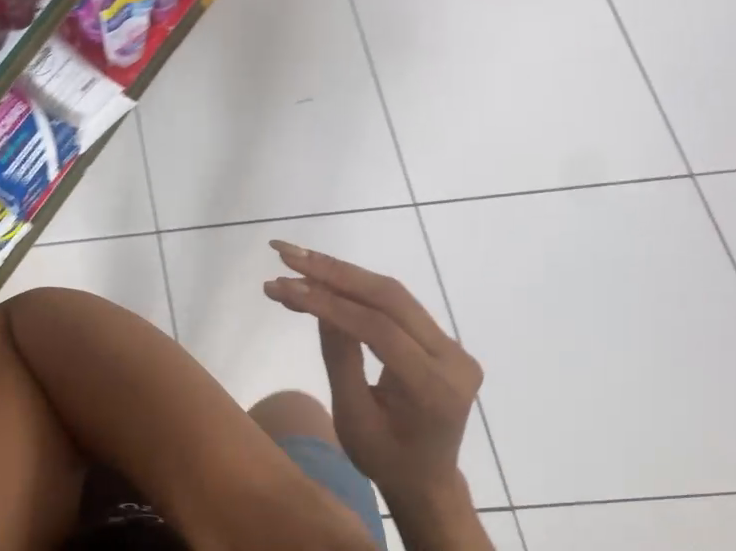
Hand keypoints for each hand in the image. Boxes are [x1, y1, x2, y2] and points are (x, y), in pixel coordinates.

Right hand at [262, 241, 483, 520]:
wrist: (426, 481)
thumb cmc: (384, 459)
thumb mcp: (352, 417)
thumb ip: (339, 357)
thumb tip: (315, 299)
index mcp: (435, 386)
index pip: (379, 329)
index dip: (328, 303)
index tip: (281, 286)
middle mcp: (453, 358)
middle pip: (389, 298)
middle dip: (332, 271)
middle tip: (285, 255)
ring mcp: (449, 345)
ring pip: (390, 293)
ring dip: (339, 273)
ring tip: (294, 259)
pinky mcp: (438, 338)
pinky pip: (392, 304)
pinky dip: (351, 288)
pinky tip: (318, 280)